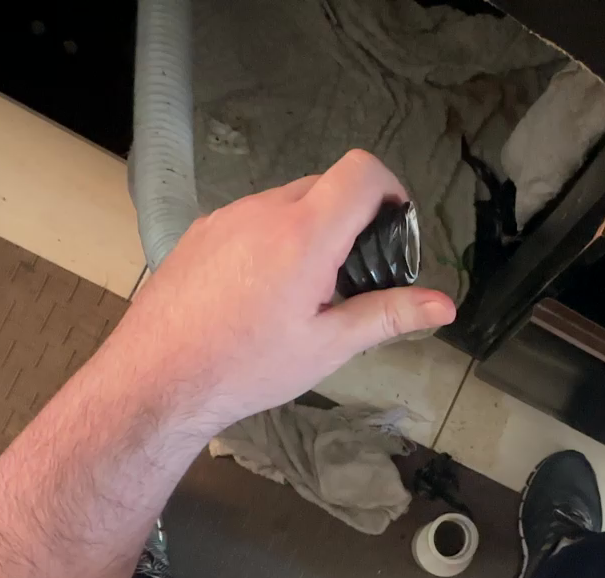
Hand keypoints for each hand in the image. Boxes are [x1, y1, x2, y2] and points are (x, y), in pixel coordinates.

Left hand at [112, 149, 456, 432]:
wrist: (158, 378)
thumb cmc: (250, 368)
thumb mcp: (329, 347)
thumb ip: (388, 315)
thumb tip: (446, 304)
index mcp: (304, 235)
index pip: (361, 171)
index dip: (390, 188)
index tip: (395, 228)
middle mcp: (264, 210)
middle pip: (326, 185)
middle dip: (353, 220)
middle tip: (355, 278)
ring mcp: (227, 216)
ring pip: (288, 203)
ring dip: (313, 232)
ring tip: (306, 294)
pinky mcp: (203, 231)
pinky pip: (255, 218)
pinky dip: (277, 240)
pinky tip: (264, 293)